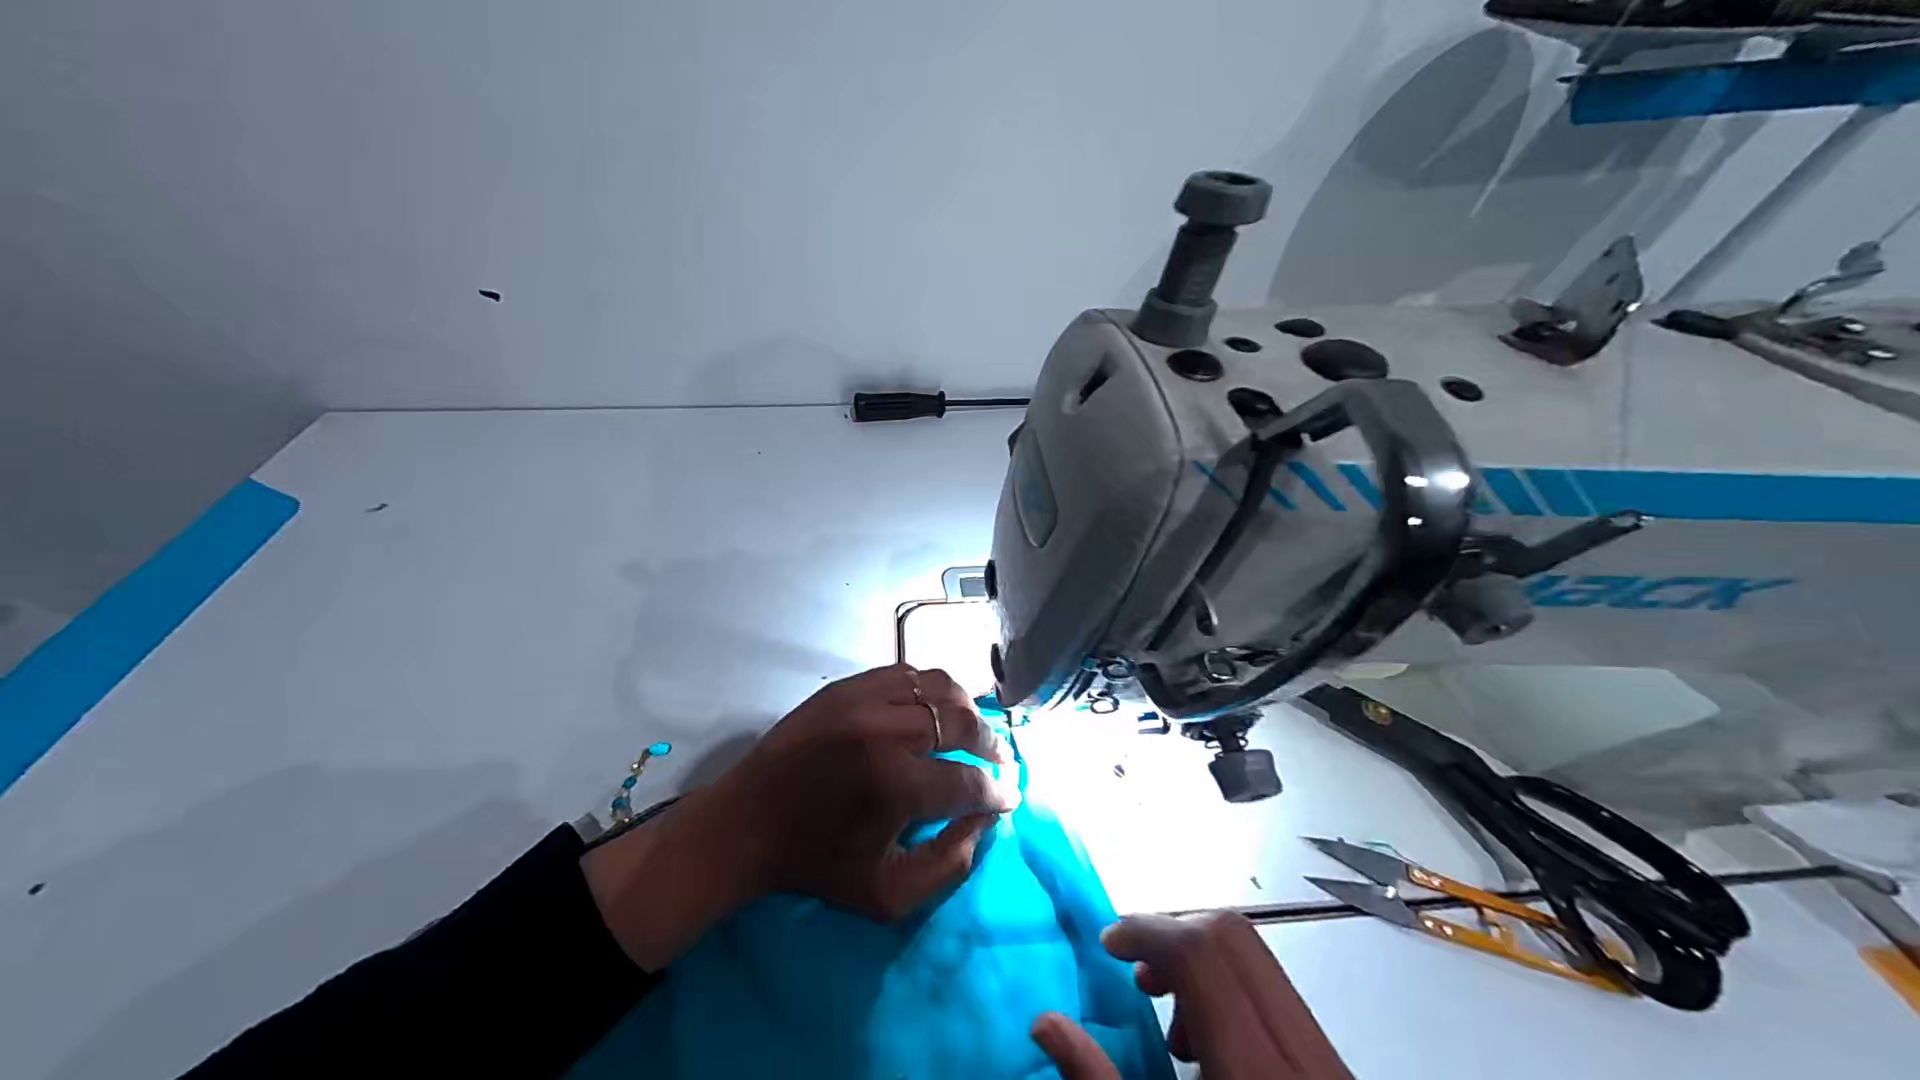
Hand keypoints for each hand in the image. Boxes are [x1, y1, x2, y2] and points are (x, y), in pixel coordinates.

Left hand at [583, 664, 1017, 969]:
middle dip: (992, 744)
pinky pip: (907, 673)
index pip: (970, 782)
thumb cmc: (817, 862)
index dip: (997, 791)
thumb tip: (985, 819)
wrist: (746, 823)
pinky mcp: (845, 685)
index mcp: (896, 787)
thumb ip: (949, 864)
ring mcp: (863, 699)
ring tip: (972, 730)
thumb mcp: (887, 894)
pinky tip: (934, 709)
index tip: (1006, 795)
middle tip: (998, 760)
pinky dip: (931, 689)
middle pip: (964, 722)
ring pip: (941, 686)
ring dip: (967, 709)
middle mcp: (885, 732)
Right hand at [1031, 912, 1353, 1079]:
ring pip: (1254, 957)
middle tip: (1132, 968)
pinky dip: (1227, 986)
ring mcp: (1325, 1055)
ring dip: (1198, 958)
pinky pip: (1272, 989)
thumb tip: (1045, 1022)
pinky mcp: (1330, 1065)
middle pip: (1231, 936)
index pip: (1202, 952)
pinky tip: (1206, 1040)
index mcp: (1253, 1069)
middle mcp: (1300, 1049)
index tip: (1109, 945)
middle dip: (1171, 933)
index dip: (1148, 931)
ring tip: (1165, 1010)